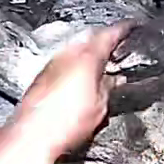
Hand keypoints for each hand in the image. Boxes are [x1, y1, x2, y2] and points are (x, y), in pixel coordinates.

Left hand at [5, 23, 132, 157]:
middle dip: (105, 41)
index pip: (110, 34)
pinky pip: (63, 61)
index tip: (132, 27)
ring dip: (88, 53)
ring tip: (100, 65)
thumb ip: (109, 87)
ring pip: (75, 48)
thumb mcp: (100, 106)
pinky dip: (74, 64)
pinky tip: (79, 79)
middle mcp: (68, 54)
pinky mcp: (41, 76)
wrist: (31, 136)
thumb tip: (113, 81)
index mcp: (87, 56)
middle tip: (117, 47)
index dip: (124, 29)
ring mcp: (52, 63)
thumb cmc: (63, 123)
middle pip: (91, 37)